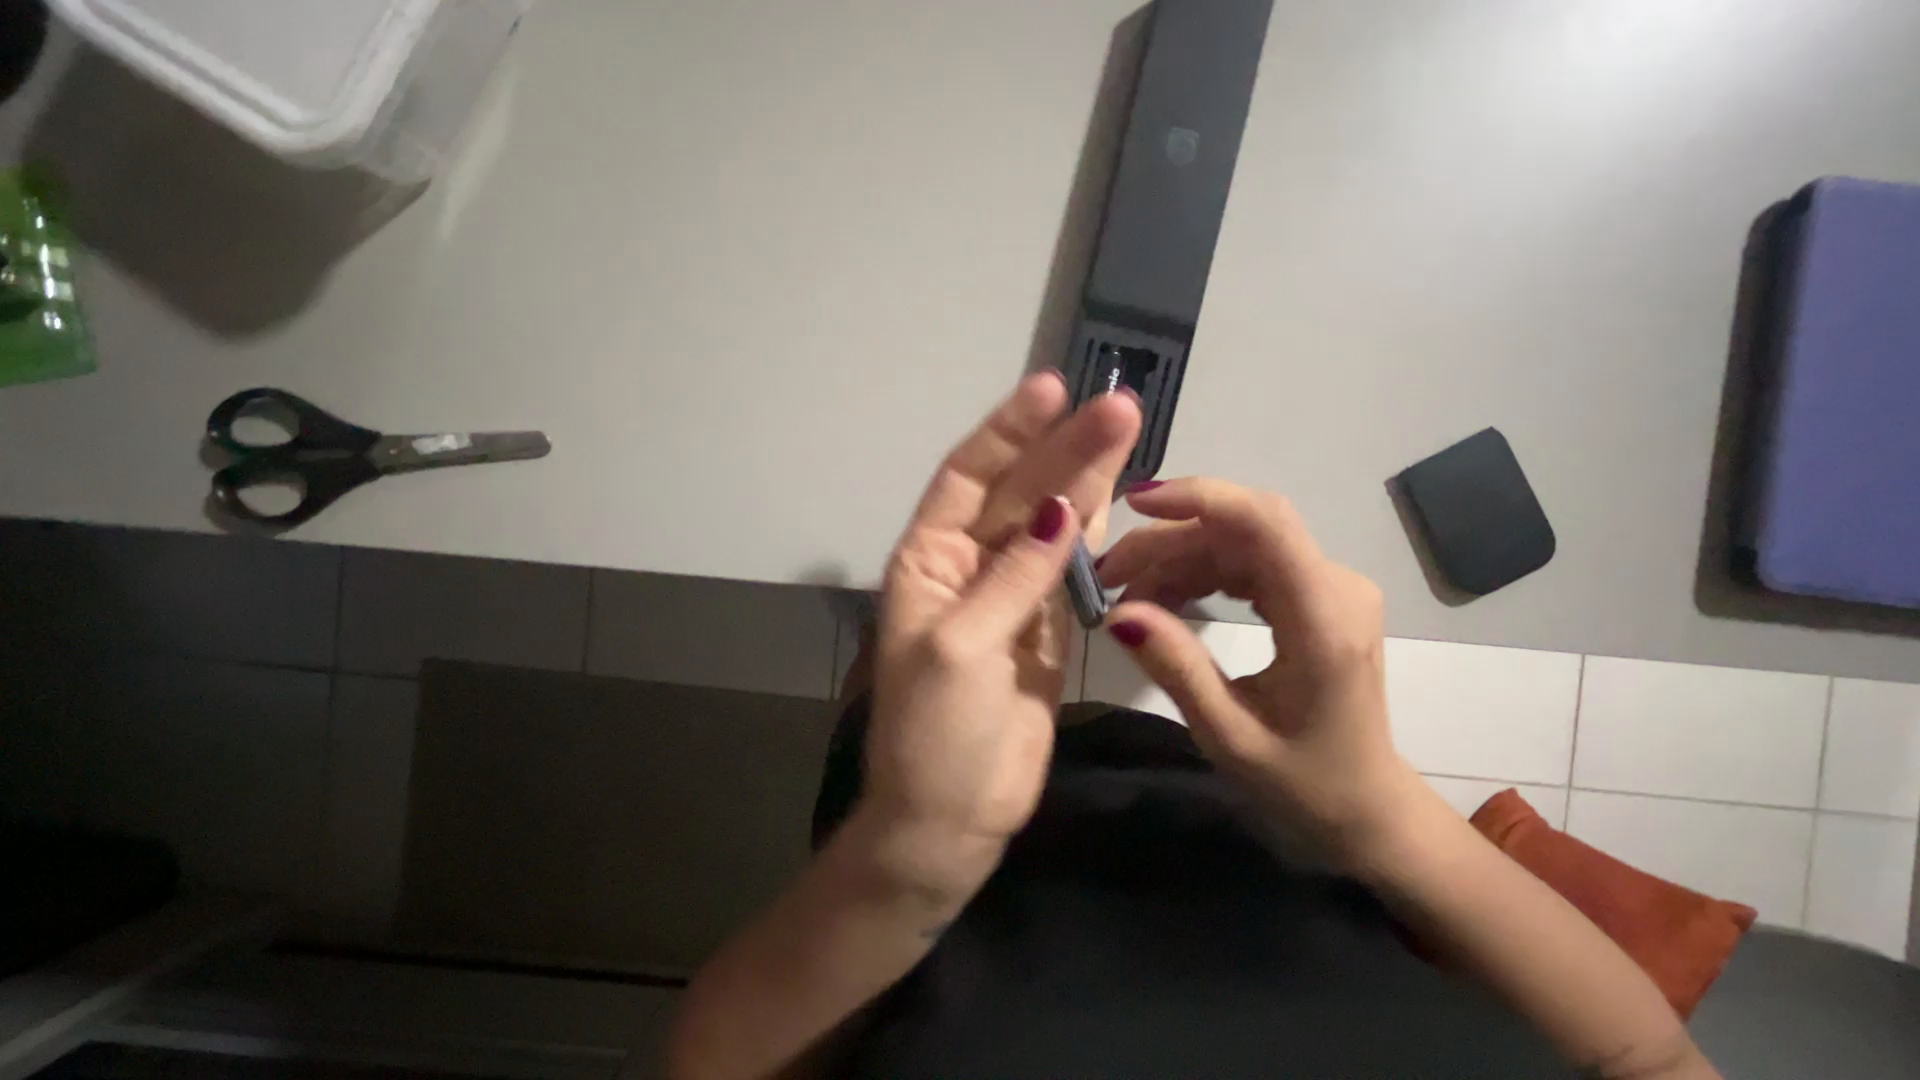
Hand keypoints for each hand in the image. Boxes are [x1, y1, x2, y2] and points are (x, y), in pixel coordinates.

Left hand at [861, 372, 1140, 896]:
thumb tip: (1058, 509)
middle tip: (1117, 404)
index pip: (968, 477)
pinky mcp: (1044, 628)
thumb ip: (1013, 578)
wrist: (951, 818)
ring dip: (1084, 479)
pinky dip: (1092, 532)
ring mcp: (1010, 595)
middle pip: (1018, 492)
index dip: (1009, 432)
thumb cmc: (936, 734)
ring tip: (1125, 427)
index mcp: (928, 561)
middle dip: (1063, 448)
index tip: (1051, 388)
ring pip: (1049, 524)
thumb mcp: (963, 647)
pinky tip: (1113, 494)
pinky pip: (1070, 568)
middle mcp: (966, 566)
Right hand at [1095, 478, 1424, 866]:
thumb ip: (1177, 668)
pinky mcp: (1317, 597)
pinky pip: (1250, 565)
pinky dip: (1202, 573)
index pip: (1264, 522)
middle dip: (1168, 541)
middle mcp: (1335, 586)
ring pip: (1240, 544)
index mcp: (1323, 618)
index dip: (1198, 498)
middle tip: (1107, 577)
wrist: (1366, 809)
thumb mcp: (1228, 736)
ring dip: (1179, 559)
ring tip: (1127, 597)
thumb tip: (1117, 613)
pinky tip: (1165, 600)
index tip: (1134, 506)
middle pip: (1241, 530)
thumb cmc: (1303, 784)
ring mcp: (1330, 587)